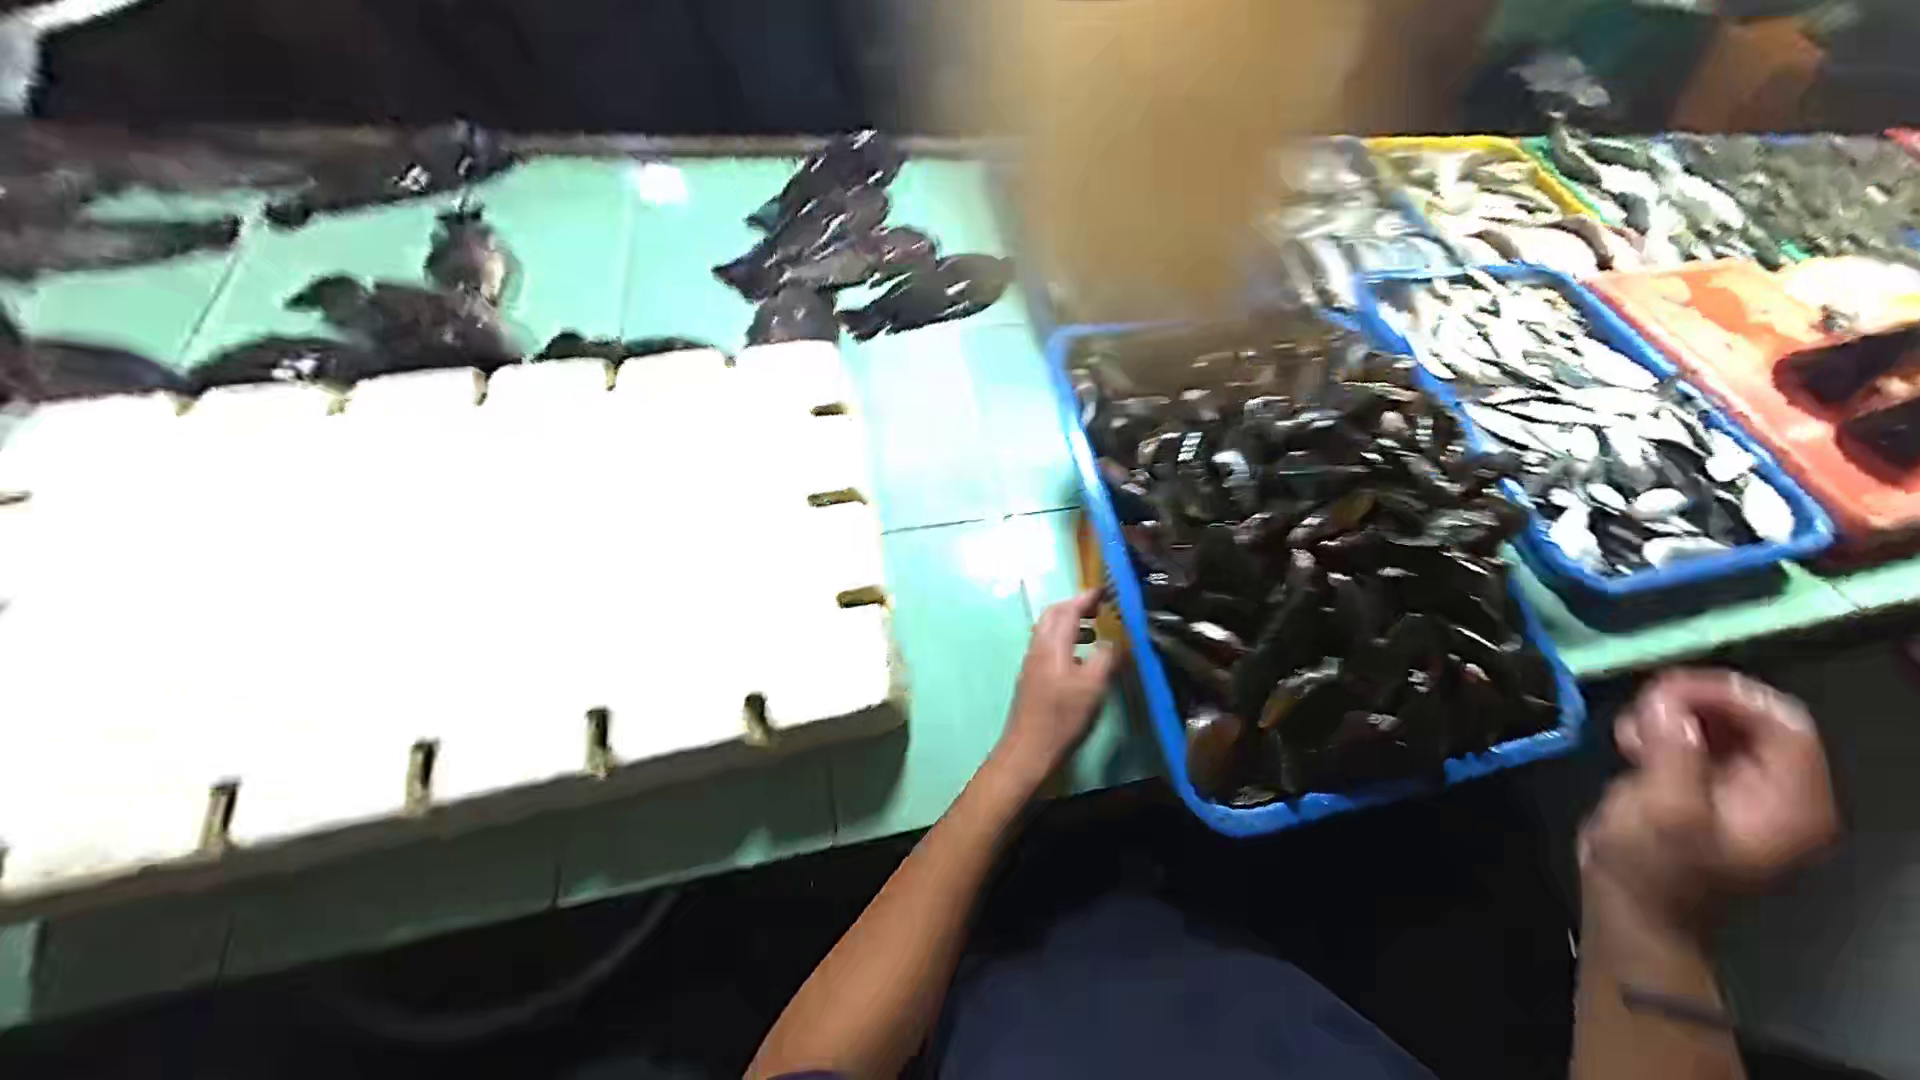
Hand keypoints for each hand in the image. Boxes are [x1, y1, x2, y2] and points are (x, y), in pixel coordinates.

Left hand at [995, 588, 1118, 783]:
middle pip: (1053, 615)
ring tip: (1095, 632)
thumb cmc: (1062, 718)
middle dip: (1075, 607)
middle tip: (1099, 608)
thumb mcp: (1092, 687)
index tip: (1105, 591)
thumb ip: (1106, 658)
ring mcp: (1031, 663)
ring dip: (1070, 624)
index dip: (1086, 598)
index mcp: (1051, 645)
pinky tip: (1081, 659)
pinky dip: (1065, 641)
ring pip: (1049, 631)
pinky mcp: (1031, 677)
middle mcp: (1037, 648)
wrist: (1028, 749)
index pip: (1067, 610)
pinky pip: (1048, 647)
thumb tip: (1115, 639)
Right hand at [1580, 669, 1837, 939]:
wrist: (1634, 905)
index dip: (1729, 696)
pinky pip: (1693, 739)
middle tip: (1642, 705)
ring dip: (1669, 716)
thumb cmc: (1654, 866)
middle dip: (1692, 703)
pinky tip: (1630, 744)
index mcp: (1791, 802)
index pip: (1785, 725)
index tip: (1666, 687)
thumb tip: (1667, 704)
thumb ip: (1674, 753)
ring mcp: (1741, 787)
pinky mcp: (1703, 783)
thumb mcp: (1663, 811)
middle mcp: (1778, 790)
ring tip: (1631, 734)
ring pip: (1718, 723)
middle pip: (1753, 718)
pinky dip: (1660, 730)